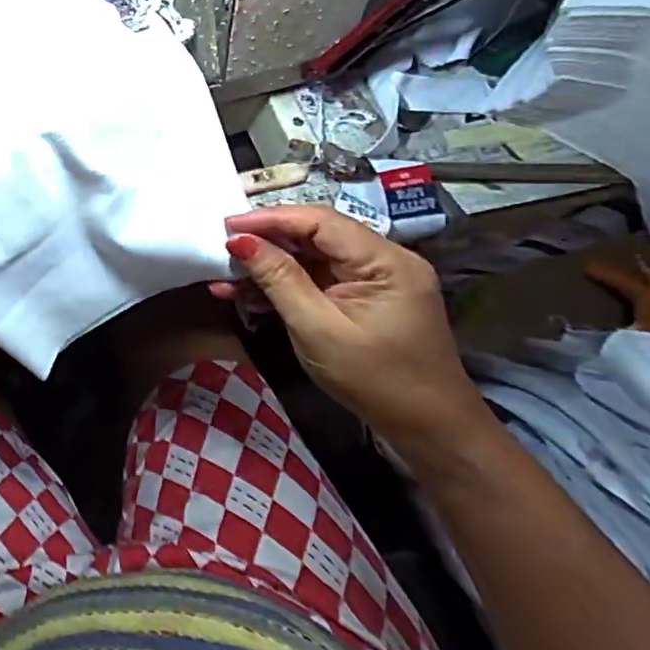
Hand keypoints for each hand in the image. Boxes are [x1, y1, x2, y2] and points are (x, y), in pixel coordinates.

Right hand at [213, 205, 487, 445]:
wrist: (428, 430)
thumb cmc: (376, 380)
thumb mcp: (317, 330)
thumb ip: (278, 279)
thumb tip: (240, 241)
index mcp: (385, 260)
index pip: (319, 221)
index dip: (270, 219)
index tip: (227, 225)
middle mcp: (383, 258)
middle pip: (314, 234)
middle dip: (265, 242)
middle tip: (221, 248)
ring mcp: (373, 278)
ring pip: (311, 257)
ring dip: (269, 266)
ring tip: (226, 278)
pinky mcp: (362, 297)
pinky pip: (317, 279)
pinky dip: (284, 286)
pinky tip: (249, 296)